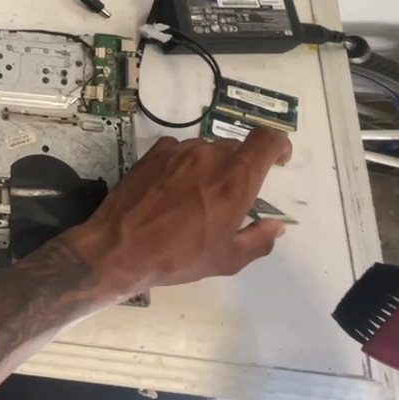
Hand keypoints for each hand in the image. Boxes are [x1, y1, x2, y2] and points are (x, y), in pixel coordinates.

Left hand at [55, 127, 292, 292]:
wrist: (120, 247)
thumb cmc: (179, 256)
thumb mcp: (228, 259)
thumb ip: (259, 239)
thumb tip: (275, 225)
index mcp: (234, 180)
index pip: (267, 140)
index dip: (278, 145)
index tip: (278, 159)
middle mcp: (208, 157)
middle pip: (235, 148)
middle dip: (241, 166)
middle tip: (231, 195)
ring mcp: (176, 152)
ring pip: (205, 149)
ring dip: (210, 166)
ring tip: (197, 196)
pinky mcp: (151, 154)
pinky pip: (178, 150)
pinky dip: (184, 163)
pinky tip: (173, 188)